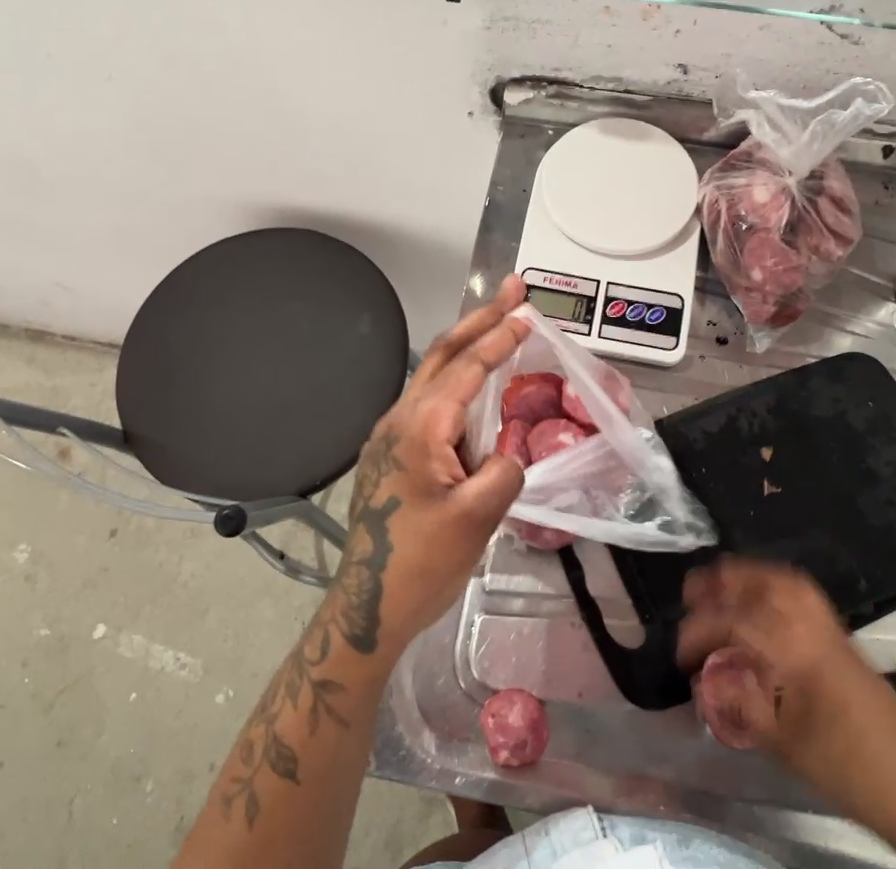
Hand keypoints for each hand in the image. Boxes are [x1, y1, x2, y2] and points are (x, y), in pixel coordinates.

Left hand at [322, 275, 531, 661]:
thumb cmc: (421, 563)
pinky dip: (458, 384)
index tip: (527, 313)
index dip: (498, 339)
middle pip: (441, 355)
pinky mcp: (392, 458)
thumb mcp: (477, 519)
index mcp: (418, 429)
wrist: (369, 605)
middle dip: (478, 320)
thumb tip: (507, 455)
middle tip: (512, 289)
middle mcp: (398, 422)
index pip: (465, 369)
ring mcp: (390, 439)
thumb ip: (504, 472)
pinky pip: (429, 406)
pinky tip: (477, 394)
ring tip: (501, 329)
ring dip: (467, 348)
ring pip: (432, 378)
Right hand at [678, 559, 895, 815]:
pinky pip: (805, 598)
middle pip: (768, 583)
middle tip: (692, 590)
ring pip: (790, 584)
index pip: (738, 622)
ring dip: (751, 578)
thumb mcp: (781, 744)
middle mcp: (816, 631)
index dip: (700, 631)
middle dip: (726, 580)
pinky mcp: (844, 643)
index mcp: (798, 653)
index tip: (681, 654)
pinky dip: (775, 590)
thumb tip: (703, 682)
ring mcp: (835, 634)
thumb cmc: (844, 768)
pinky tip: (759, 609)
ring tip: (722, 587)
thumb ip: (738, 705)